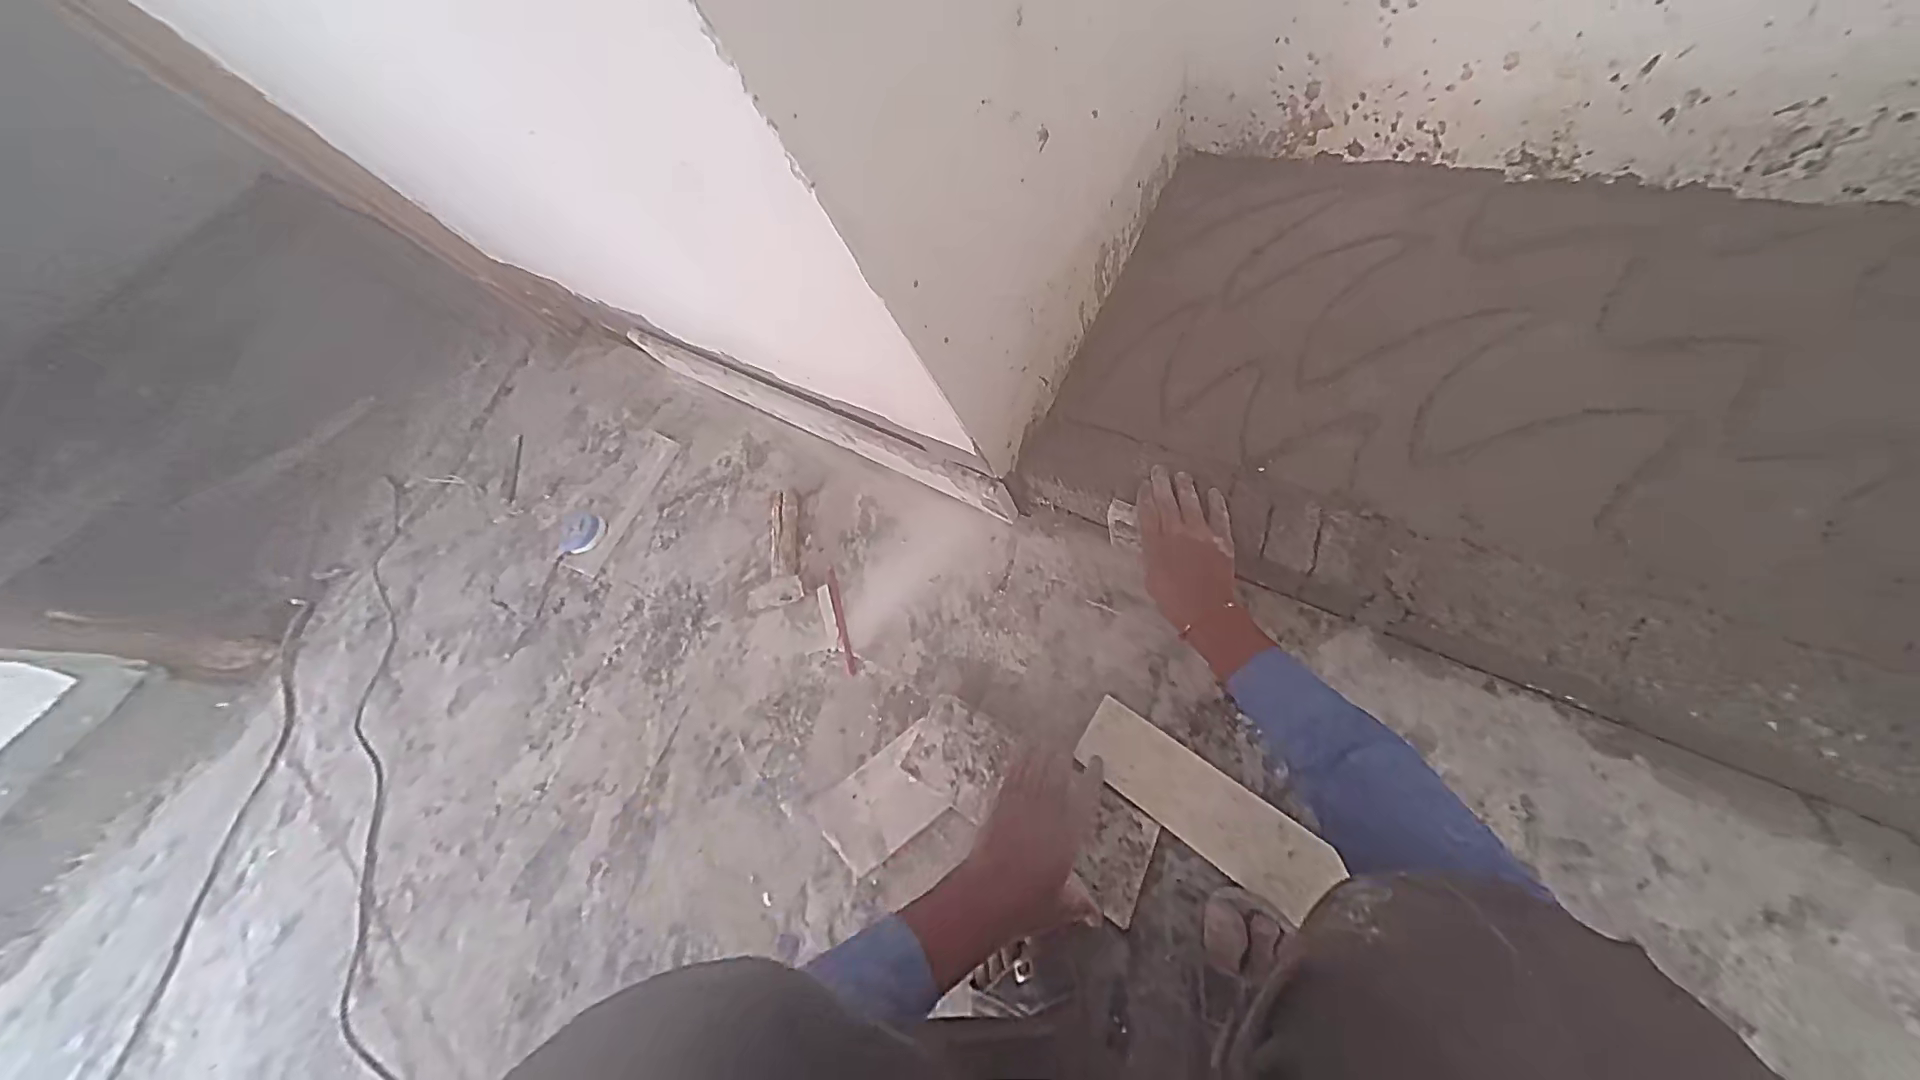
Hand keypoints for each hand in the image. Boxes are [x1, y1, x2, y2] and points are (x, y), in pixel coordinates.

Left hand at [962, 744, 1103, 936]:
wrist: (986, 896)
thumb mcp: (1060, 907)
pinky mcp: (999, 808)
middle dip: (1063, 756)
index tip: (1095, 762)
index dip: (1092, 778)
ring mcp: (1021, 808)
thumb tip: (1094, 915)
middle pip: (1057, 776)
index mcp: (1068, 835)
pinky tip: (1020, 752)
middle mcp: (1046, 815)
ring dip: (1041, 753)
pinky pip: (1012, 779)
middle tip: (1067, 739)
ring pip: (1034, 772)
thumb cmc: (1026, 904)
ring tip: (1046, 737)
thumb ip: (1079, 904)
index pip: (1085, 798)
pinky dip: (1017, 762)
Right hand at [1138, 465, 1236, 633]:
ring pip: (1191, 503)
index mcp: (1155, 544)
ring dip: (1186, 488)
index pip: (1147, 513)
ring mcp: (1201, 533)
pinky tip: (1212, 492)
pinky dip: (1215, 502)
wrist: (1205, 610)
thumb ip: (1151, 555)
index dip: (1145, 497)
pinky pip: (1219, 515)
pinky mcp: (1221, 539)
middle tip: (1159, 470)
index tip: (1144, 484)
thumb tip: (1151, 541)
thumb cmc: (1172, 600)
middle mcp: (1176, 532)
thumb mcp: (1151, 577)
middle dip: (1162, 484)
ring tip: (1182, 475)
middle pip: (1167, 503)